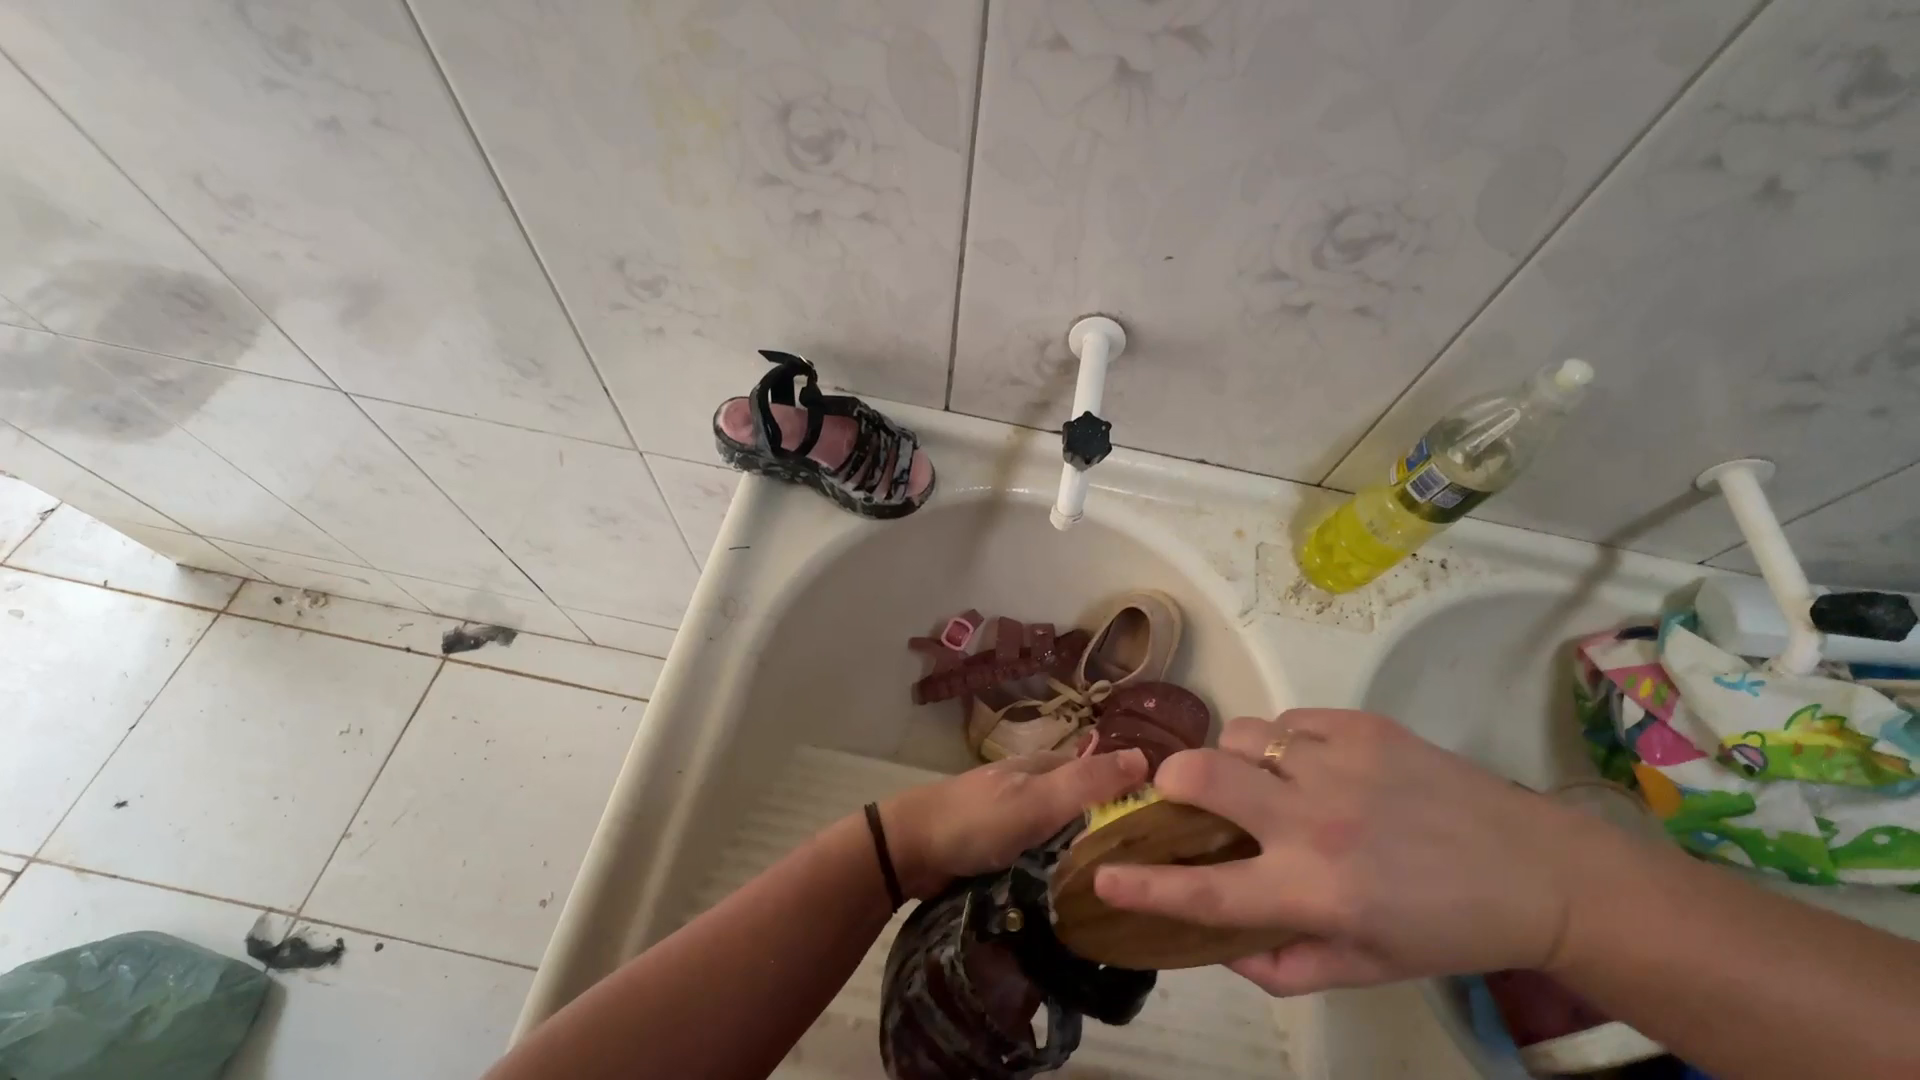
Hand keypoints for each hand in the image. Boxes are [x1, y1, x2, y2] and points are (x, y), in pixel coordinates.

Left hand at [882, 748, 1148, 899]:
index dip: (1134, 793)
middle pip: (1086, 805)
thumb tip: (1147, 758)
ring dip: (1088, 853)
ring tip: (1125, 888)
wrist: (908, 852)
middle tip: (1154, 870)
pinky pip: (1045, 857)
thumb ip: (1086, 783)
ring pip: (1066, 833)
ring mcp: (1016, 819)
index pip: (1103, 774)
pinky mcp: (1002, 849)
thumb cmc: (975, 821)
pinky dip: (1062, 869)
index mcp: (1045, 767)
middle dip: (1114, 828)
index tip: (1171, 829)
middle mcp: (1034, 787)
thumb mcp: (1035, 801)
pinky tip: (1080, 894)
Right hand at [1093, 710, 1606, 995]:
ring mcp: (1339, 763)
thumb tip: (1214, 942)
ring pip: (1240, 736)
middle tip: (1182, 794)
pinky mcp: (1362, 726)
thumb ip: (1280, 965)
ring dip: (1235, 760)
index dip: (1143, 884)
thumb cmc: (1444, 930)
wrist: (1537, 871)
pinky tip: (1313, 766)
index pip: (1206, 890)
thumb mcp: (1363, 968)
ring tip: (1263, 780)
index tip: (1101, 873)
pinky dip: (1283, 744)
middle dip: (1171, 781)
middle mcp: (1316, 822)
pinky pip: (1287, 720)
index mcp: (1315, 891)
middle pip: (1202, 775)